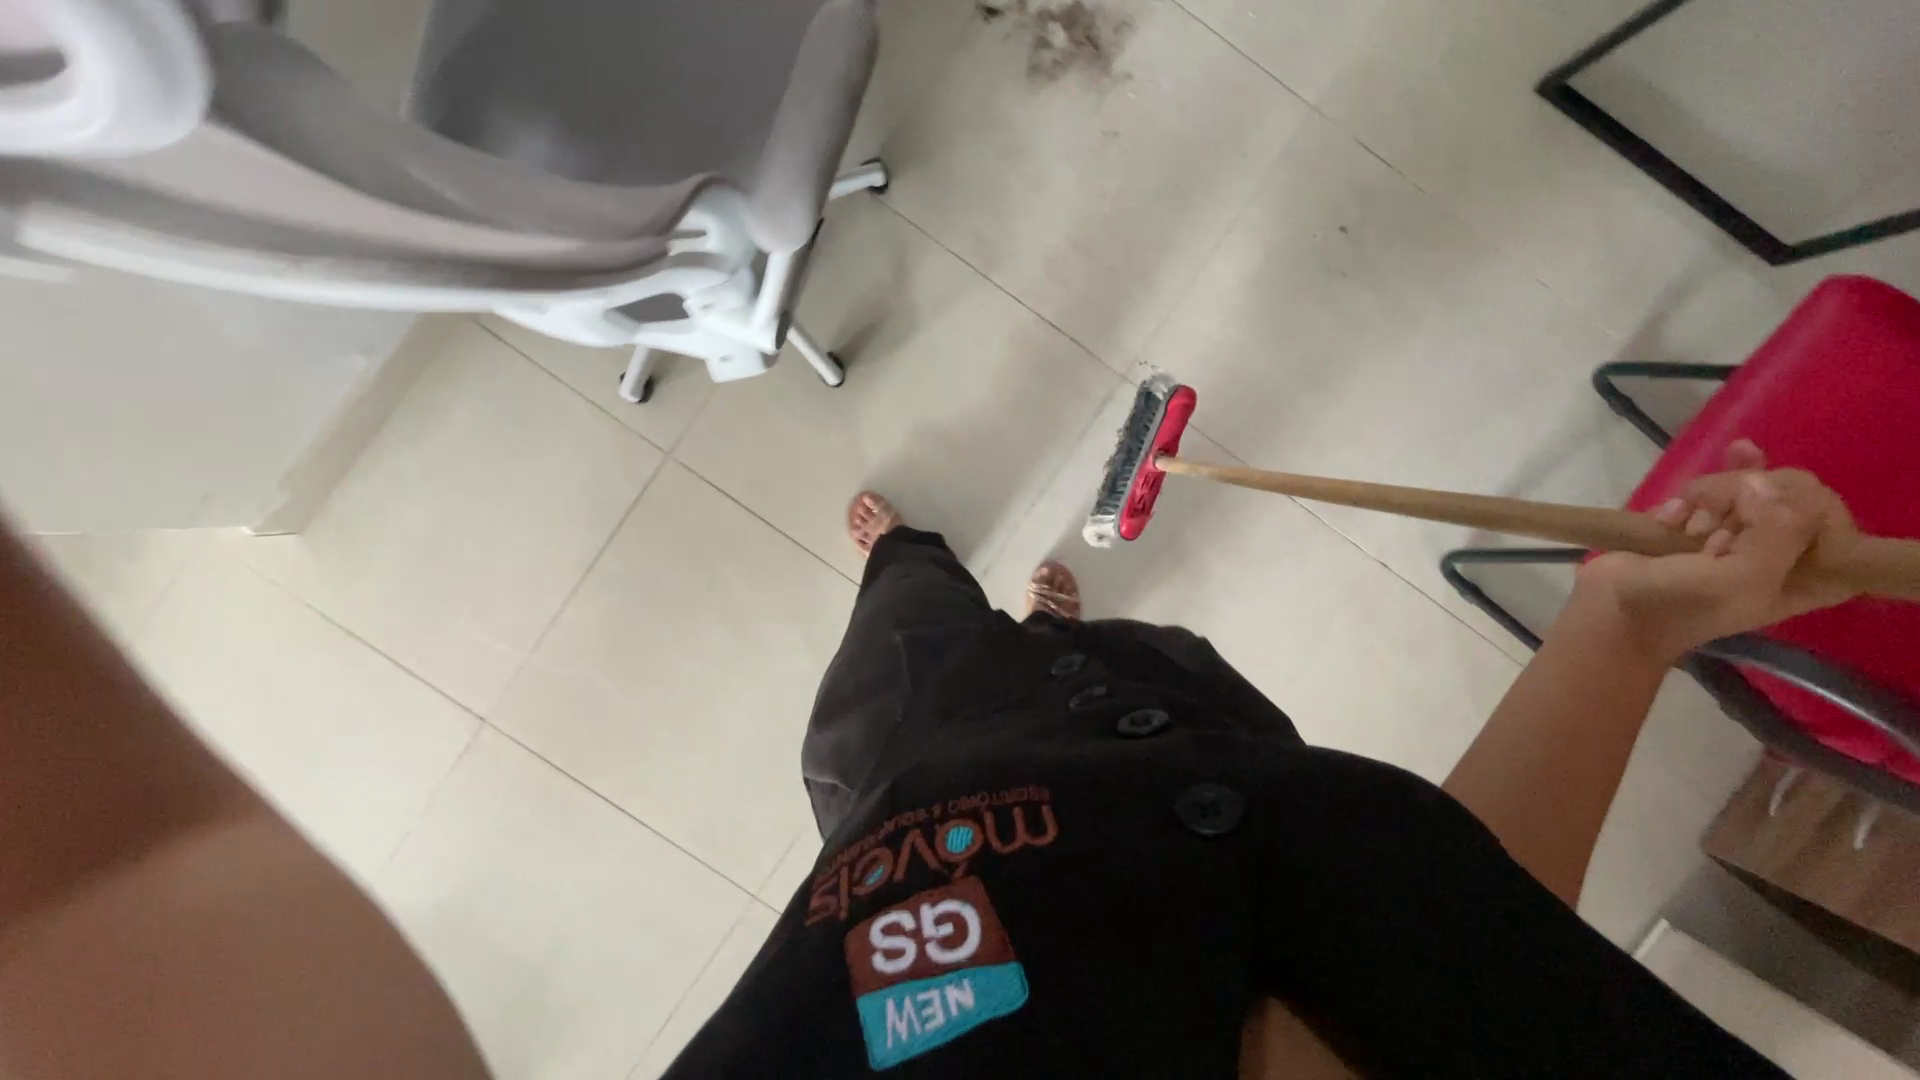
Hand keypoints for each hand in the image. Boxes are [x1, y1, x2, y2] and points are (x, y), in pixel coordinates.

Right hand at [1573, 440, 1858, 663]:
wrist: (1613, 612)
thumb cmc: (1682, 605)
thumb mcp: (1741, 579)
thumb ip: (1774, 532)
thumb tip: (1759, 481)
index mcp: (1814, 572)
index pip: (1829, 513)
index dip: (1794, 503)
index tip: (1753, 515)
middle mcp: (1785, 550)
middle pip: (1787, 490)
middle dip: (1743, 495)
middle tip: (1705, 518)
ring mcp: (1743, 536)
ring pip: (1748, 485)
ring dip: (1710, 495)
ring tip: (1683, 522)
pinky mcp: (1703, 525)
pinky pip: (1712, 490)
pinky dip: (1687, 495)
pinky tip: (1668, 514)